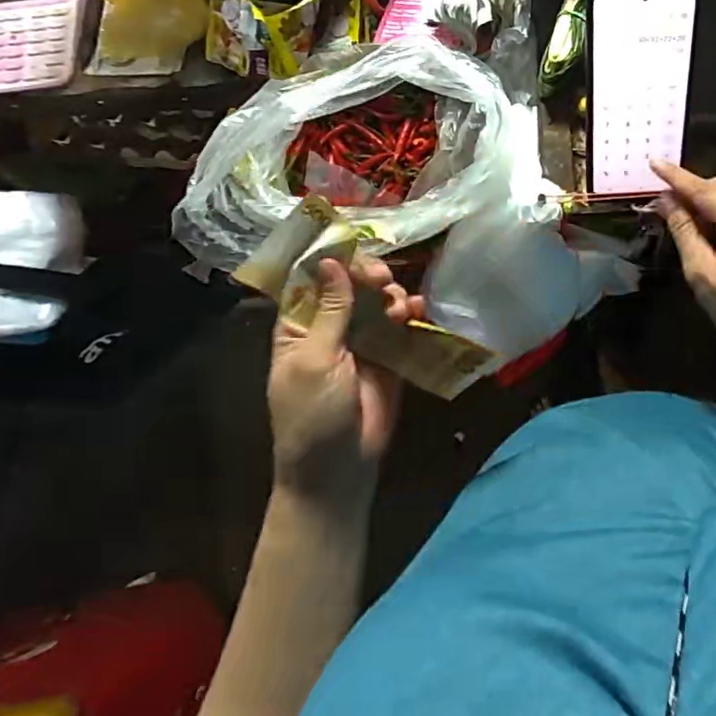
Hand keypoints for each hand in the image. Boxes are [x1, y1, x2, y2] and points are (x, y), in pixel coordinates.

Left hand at [267, 255, 424, 501]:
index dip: (332, 258)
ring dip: (389, 294)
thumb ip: (329, 312)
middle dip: (366, 273)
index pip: (311, 277)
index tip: (354, 246)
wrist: (339, 469)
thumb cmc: (312, 415)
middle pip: (348, 283)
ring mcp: (360, 340)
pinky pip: (399, 325)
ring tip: (398, 308)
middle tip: (381, 277)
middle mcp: (328, 325)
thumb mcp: (314, 360)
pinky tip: (417, 311)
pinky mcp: (388, 355)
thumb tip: (330, 262)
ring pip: (376, 300)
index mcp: (297, 324)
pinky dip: (409, 313)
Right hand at [651, 159, 715, 368]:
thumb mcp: (702, 275)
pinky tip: (707, 221)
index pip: (708, 192)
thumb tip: (665, 199)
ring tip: (681, 211)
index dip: (678, 178)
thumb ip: (684, 231)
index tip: (654, 162)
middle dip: (691, 187)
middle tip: (662, 197)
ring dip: (706, 197)